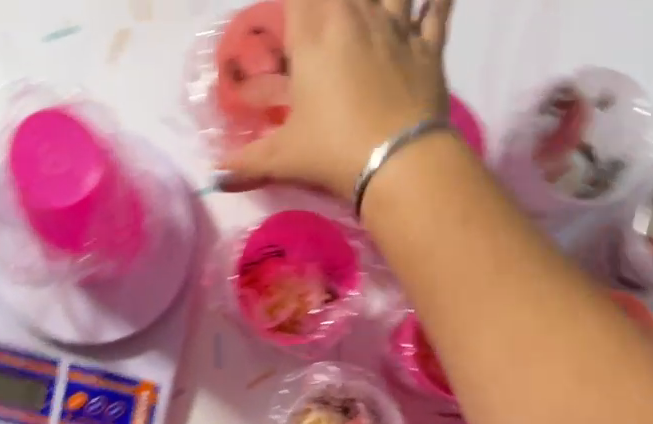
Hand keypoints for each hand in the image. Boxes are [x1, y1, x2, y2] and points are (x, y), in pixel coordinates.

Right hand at [218, 0, 455, 198]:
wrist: (399, 164)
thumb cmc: (333, 153)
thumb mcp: (284, 158)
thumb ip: (247, 162)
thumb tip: (215, 177)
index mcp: (313, 33)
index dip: (296, 3)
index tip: (295, 13)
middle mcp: (355, 16)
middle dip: (332, 1)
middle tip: (328, 13)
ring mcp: (396, 28)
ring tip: (372, 2)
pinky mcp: (429, 48)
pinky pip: (437, 9)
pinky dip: (437, 0)